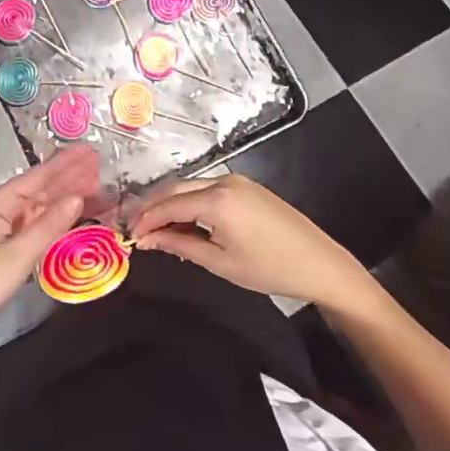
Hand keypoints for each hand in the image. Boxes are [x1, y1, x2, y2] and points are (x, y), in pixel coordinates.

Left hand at [0, 146, 101, 347]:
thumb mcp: (17, 255)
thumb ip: (49, 227)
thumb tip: (78, 199)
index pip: (36, 177)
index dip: (64, 164)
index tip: (88, 151)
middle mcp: (1, 213)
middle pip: (40, 190)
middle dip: (69, 177)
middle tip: (98, 165)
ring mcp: (5, 232)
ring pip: (42, 208)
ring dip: (67, 198)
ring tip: (96, 187)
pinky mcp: (10, 250)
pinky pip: (39, 228)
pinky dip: (59, 222)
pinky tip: (75, 218)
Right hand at [130, 175, 365, 306]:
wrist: (320, 264)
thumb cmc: (269, 268)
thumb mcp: (219, 262)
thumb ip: (179, 245)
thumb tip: (148, 240)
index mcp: (217, 200)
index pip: (167, 206)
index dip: (145, 221)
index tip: (129, 237)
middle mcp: (224, 182)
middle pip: (175, 189)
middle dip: (152, 208)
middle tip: (135, 230)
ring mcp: (238, 182)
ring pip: (190, 187)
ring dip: (170, 205)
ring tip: (156, 229)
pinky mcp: (248, 188)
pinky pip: (207, 190)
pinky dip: (190, 203)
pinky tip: (184, 222)